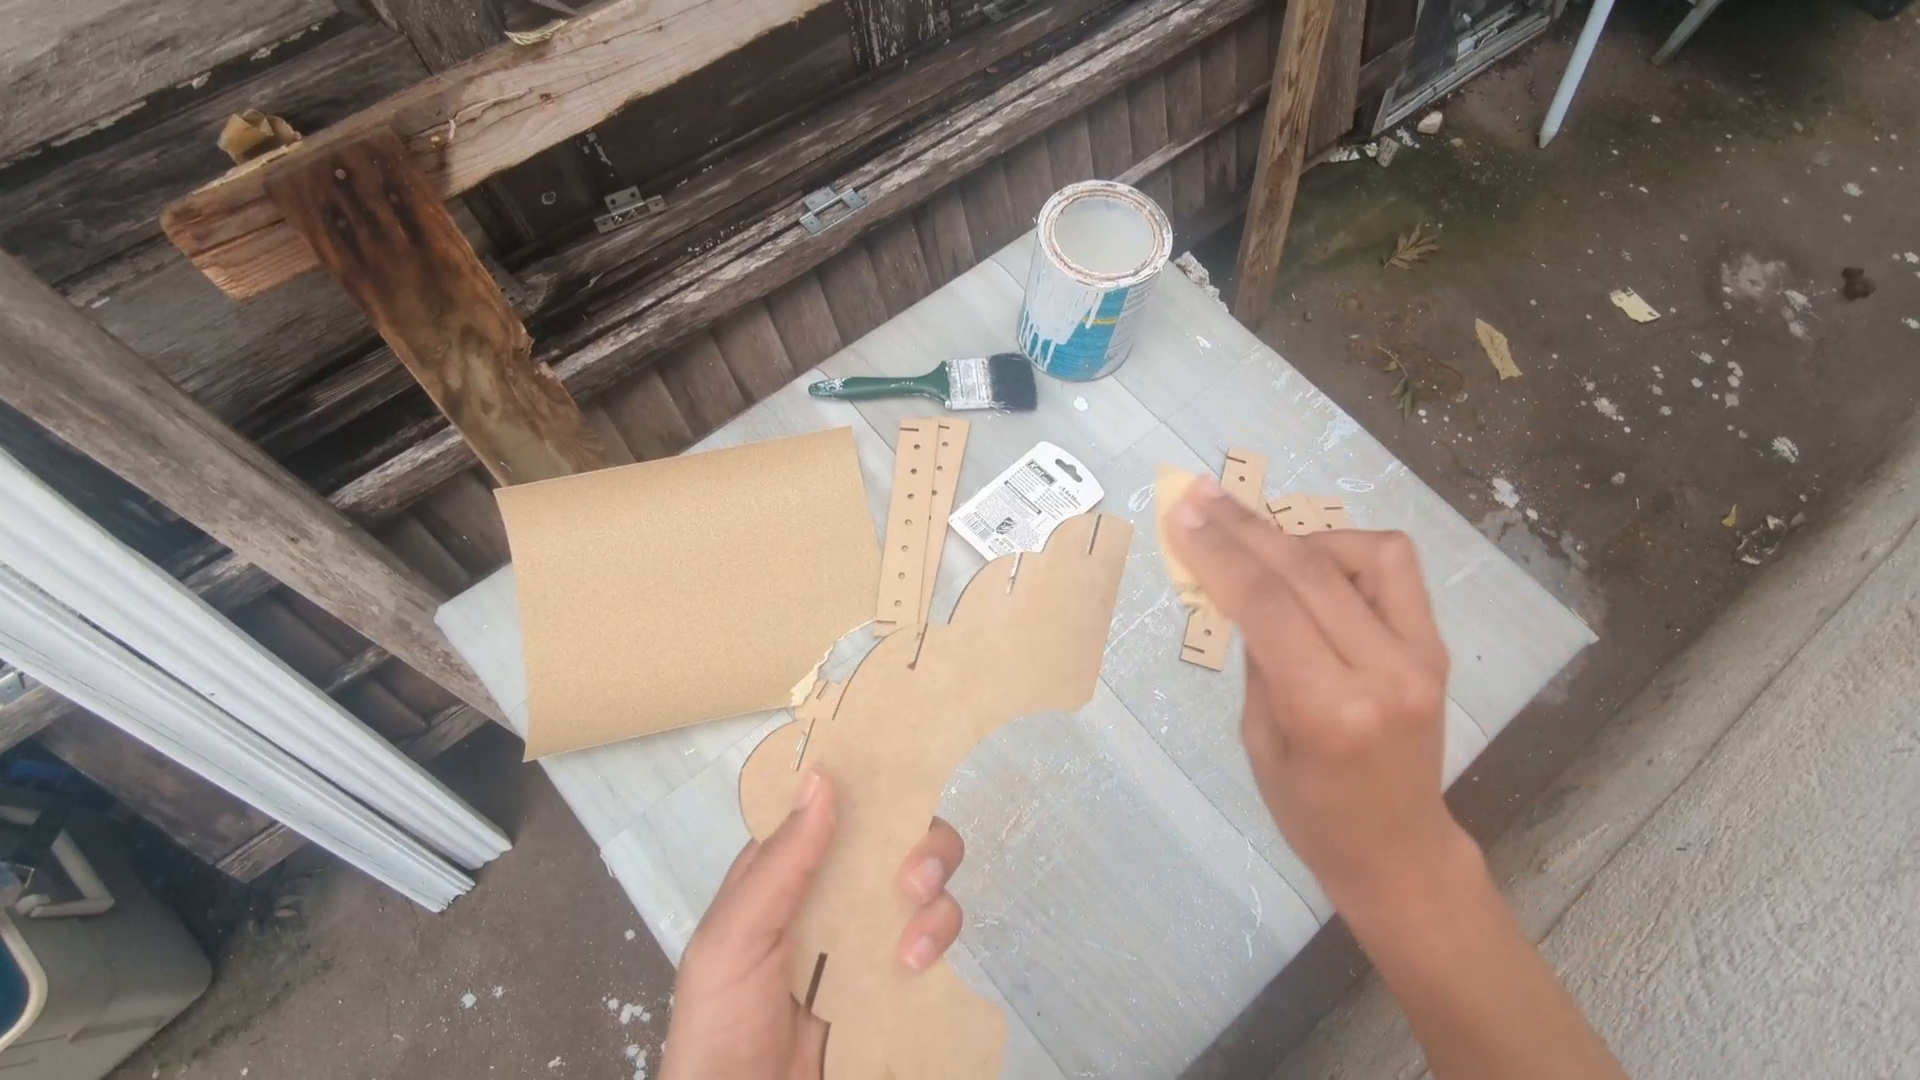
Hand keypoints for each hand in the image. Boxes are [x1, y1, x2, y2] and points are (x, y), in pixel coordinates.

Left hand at [660, 771, 965, 1079]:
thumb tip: (822, 780)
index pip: (832, 806)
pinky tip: (916, 966)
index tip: (898, 765)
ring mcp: (867, 932)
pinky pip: (935, 933)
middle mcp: (833, 890)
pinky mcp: (895, 973)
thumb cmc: (722, 1025)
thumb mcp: (732, 940)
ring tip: (913, 946)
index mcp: (786, 871)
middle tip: (912, 879)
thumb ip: (778, 864)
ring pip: (924, 880)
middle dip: (920, 842)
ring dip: (934, 897)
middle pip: (892, 836)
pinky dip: (939, 936)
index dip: (866, 781)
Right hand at [1167, 476, 1460, 912]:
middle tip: (1200, 496)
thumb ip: (1257, 654)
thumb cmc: (1309, 810)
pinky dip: (1346, 550)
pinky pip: (1393, 568)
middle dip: (1244, 528)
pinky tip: (1314, 563)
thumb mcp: (1259, 736)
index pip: (1266, 607)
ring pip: (1362, 554)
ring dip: (1300, 537)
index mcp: (1327, 710)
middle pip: (1306, 572)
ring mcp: (1421, 656)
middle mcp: (1384, 673)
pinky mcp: (1435, 646)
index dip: (1218, 553)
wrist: (1397, 848)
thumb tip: (1238, 584)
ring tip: (1260, 545)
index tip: (1181, 514)